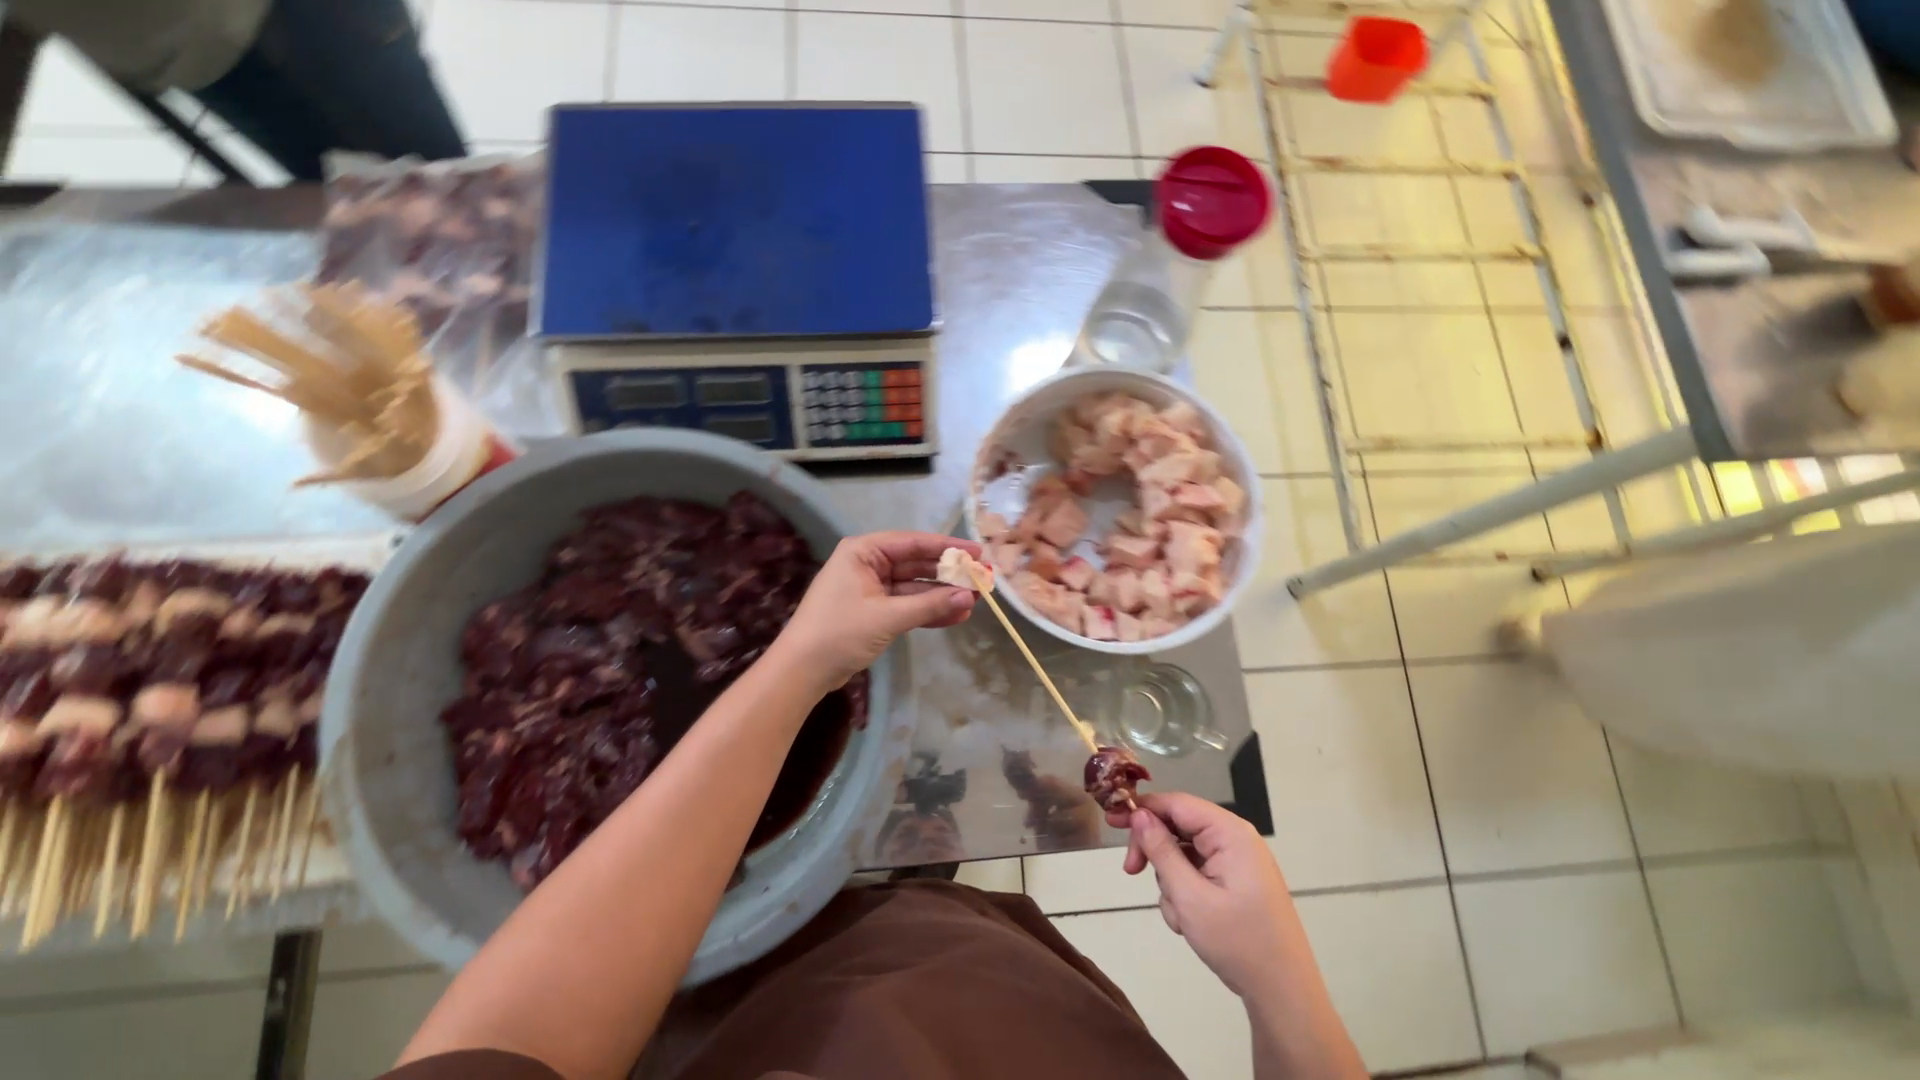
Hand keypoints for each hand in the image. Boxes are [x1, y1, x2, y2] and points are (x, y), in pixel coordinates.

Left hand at [772, 531, 978, 691]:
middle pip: (915, 564)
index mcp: (863, 552)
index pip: (912, 542)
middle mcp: (867, 564)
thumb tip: (969, 597)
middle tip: (981, 579)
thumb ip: (929, 605)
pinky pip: (907, 606)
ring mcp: (870, 589)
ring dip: (941, 595)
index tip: (977, 552)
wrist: (803, 670)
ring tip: (975, 602)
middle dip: (947, 573)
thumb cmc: (839, 632)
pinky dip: (928, 611)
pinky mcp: (873, 612)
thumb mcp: (887, 617)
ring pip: (914, 587)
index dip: (947, 547)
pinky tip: (955, 617)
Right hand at [1118, 793, 1308, 1001]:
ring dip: (1171, 881)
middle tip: (1131, 872)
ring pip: (1184, 854)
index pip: (1177, 804)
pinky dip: (1185, 894)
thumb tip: (1138, 815)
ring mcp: (1237, 862)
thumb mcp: (1190, 896)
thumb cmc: (1238, 941)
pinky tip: (1190, 923)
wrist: (1283, 992)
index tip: (1112, 824)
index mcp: (1230, 833)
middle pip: (1179, 827)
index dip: (1142, 809)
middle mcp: (1235, 840)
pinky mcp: (1235, 883)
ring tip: (1180, 916)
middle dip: (1155, 852)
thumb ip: (1162, 851)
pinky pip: (1197, 874)